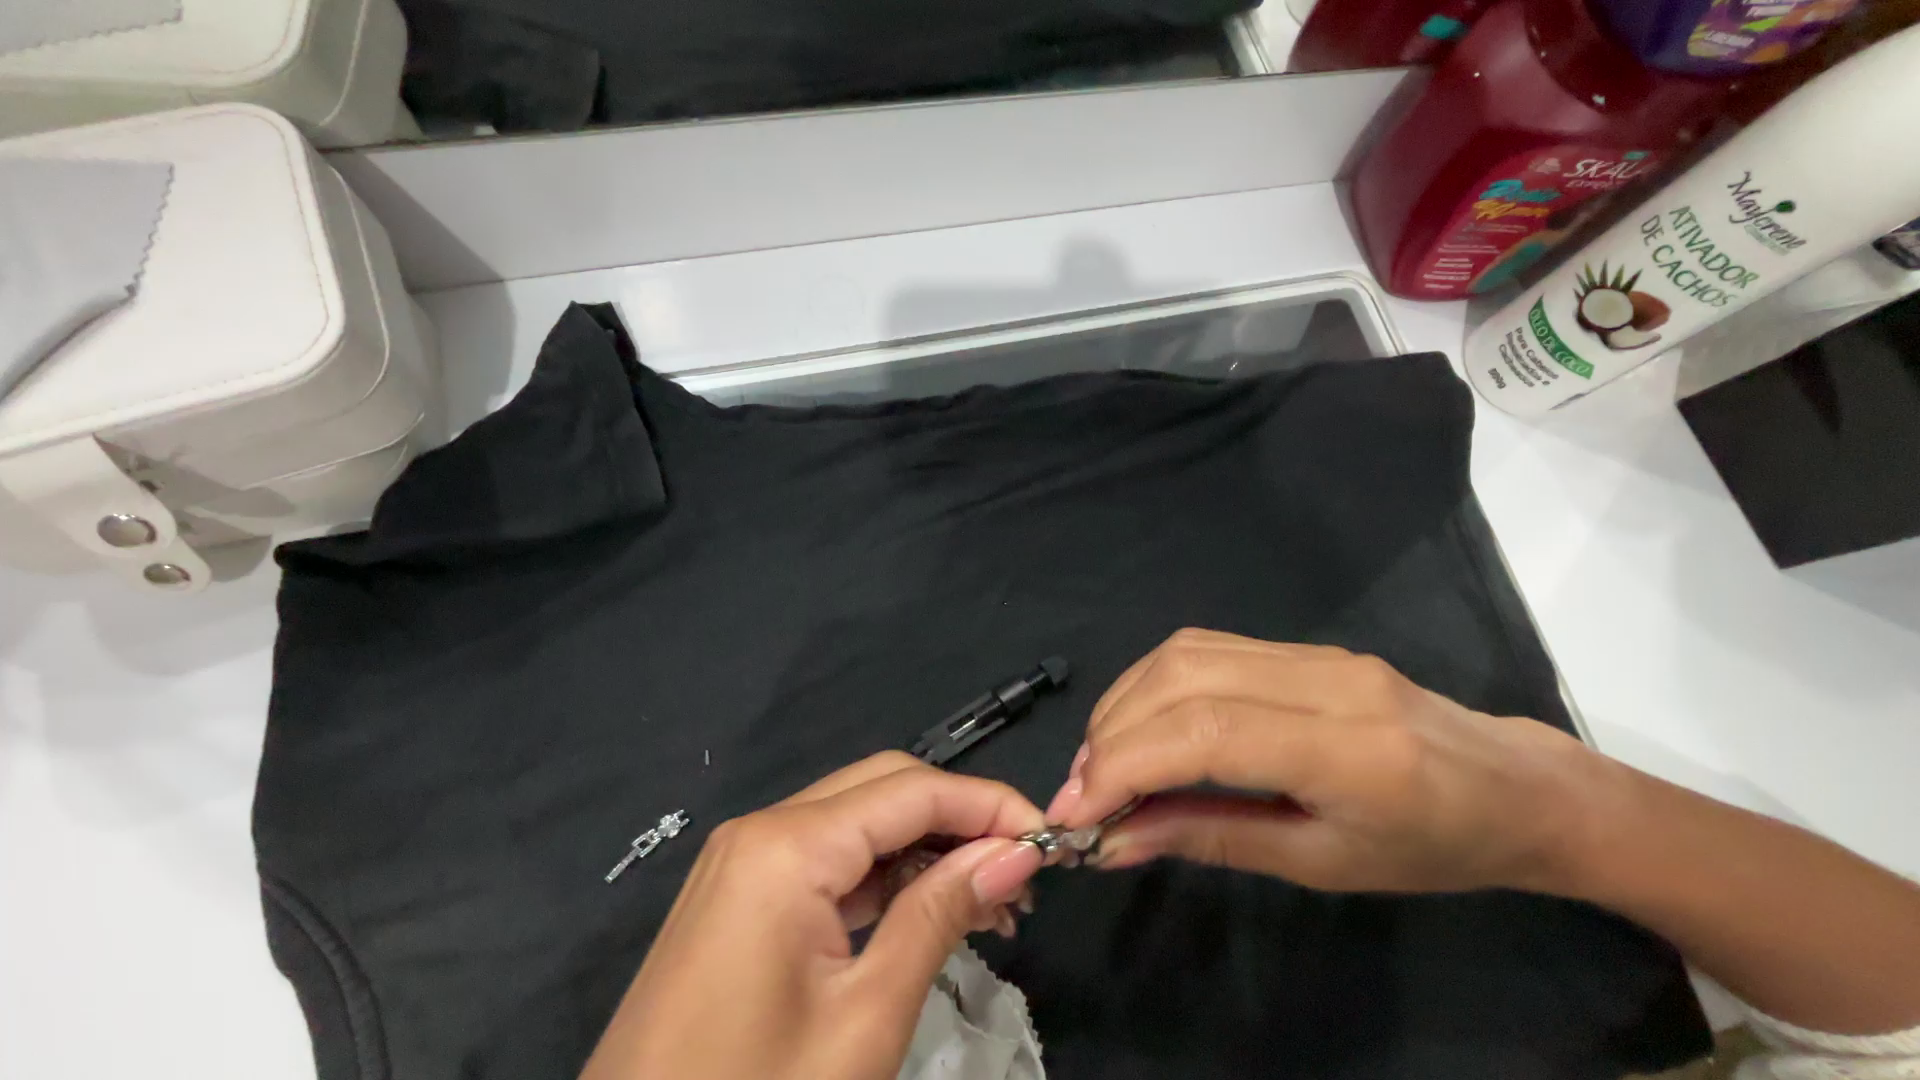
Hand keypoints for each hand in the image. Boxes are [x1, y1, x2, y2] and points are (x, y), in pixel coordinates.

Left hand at [580, 752, 1045, 1079]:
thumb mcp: (866, 1017)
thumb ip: (939, 916)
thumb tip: (1015, 853)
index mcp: (788, 845)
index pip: (914, 789)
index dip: (990, 805)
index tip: (1050, 842)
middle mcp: (762, 828)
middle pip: (885, 789)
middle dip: (960, 819)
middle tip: (1022, 877)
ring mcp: (744, 859)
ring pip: (857, 820)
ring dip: (925, 847)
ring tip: (990, 902)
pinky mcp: (739, 892)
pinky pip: (826, 858)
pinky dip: (883, 875)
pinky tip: (927, 910)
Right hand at [1047, 629, 1604, 893]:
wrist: (1515, 787)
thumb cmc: (1432, 850)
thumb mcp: (1321, 865)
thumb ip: (1210, 838)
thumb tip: (1115, 839)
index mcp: (1349, 752)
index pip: (1206, 734)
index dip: (1125, 766)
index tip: (1073, 813)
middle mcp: (1326, 681)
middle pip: (1182, 680)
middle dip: (1111, 736)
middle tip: (1078, 794)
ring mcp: (1313, 652)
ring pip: (1184, 654)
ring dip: (1123, 706)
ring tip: (1100, 764)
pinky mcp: (1301, 645)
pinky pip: (1205, 649)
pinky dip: (1153, 686)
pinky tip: (1140, 726)